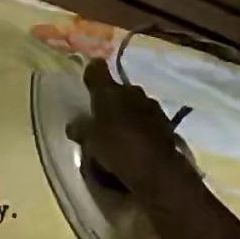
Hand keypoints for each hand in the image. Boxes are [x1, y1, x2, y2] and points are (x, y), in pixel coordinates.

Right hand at [77, 59, 191, 198]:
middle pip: (117, 89)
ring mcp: (151, 105)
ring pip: (134, 103)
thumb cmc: (118, 150)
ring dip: (127, 113)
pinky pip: (147, 118)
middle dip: (110, 101)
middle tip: (101, 119)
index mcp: (110, 92)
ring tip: (119, 134)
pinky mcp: (165, 122)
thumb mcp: (91, 143)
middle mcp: (132, 91)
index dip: (91, 75)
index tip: (87, 85)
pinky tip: (136, 143)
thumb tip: (75, 126)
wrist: (157, 168)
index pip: (96, 69)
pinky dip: (141, 126)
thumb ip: (82, 131)